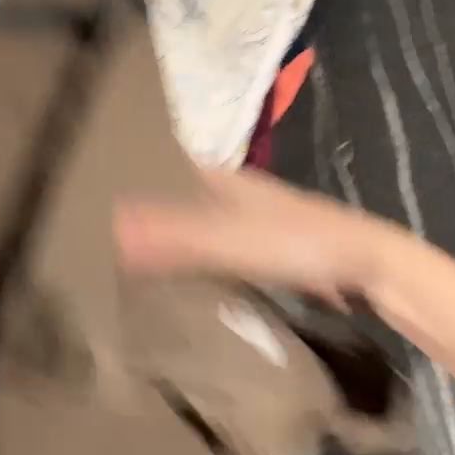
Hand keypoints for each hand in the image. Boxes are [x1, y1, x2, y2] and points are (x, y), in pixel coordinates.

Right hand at [114, 169, 403, 301]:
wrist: (373, 270)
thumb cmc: (307, 245)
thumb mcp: (237, 239)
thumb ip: (178, 236)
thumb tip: (107, 227)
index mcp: (228, 181)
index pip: (166, 165)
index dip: (127, 172)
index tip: (81, 190)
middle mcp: (239, 197)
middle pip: (181, 199)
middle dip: (143, 213)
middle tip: (89, 238)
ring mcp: (258, 227)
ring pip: (202, 229)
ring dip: (172, 242)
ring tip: (120, 266)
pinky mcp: (272, 257)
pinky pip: (222, 258)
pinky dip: (200, 267)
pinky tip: (180, 288)